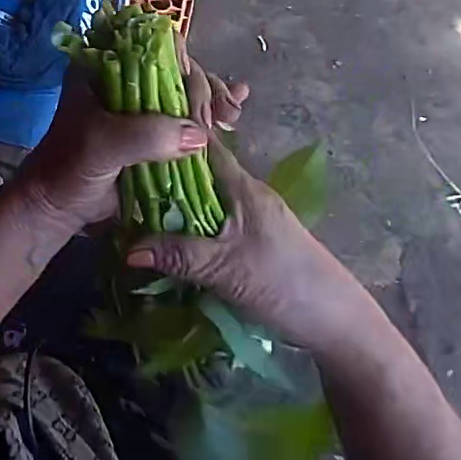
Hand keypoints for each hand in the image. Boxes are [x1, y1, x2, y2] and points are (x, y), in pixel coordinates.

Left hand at [10, 46, 245, 234]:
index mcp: (100, 69)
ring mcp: (139, 107)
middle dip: (201, 87)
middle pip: (175, 68)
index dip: (176, 58)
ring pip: (186, 91)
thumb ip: (146, 135)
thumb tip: (198, 134)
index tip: (191, 84)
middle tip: (214, 116)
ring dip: (212, 100)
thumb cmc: (69, 166)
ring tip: (230, 117)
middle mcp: (122, 80)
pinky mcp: (154, 133)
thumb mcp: (102, 145)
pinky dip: (211, 116)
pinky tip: (233, 116)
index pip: (148, 45)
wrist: (60, 204)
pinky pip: (188, 118)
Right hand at [125, 135, 380, 358]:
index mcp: (245, 188)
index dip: (170, 135)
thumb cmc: (288, 286)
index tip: (133, 131)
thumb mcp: (226, 269)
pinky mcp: (252, 240)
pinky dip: (184, 220)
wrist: (342, 329)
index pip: (203, 147)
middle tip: (118, 174)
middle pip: (197, 172)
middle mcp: (248, 195)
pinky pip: (209, 219)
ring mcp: (252, 218)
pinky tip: (162, 232)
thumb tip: (126, 248)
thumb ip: (177, 255)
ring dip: (171, 199)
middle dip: (160, 170)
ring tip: (130, 202)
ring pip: (202, 197)